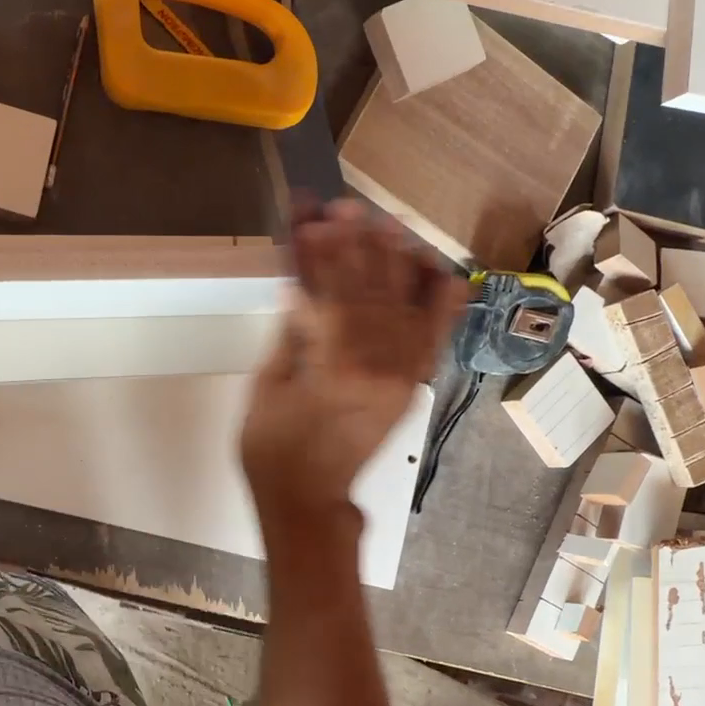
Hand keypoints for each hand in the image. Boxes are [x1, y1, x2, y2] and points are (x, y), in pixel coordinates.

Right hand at [241, 200, 465, 522]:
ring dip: (394, 260)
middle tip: (345, 207)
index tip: (311, 218)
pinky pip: (436, 331)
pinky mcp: (415, 381)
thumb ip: (289, 336)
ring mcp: (404, 373)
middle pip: (370, 291)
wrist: (307, 498)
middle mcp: (380, 366)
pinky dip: (439, 297)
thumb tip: (298, 286)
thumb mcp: (266, 390)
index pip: (331, 296)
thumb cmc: (271, 449)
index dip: (320, 255)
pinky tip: (434, 266)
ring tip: (383, 224)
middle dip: (357, 245)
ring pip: (406, 303)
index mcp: (335, 370)